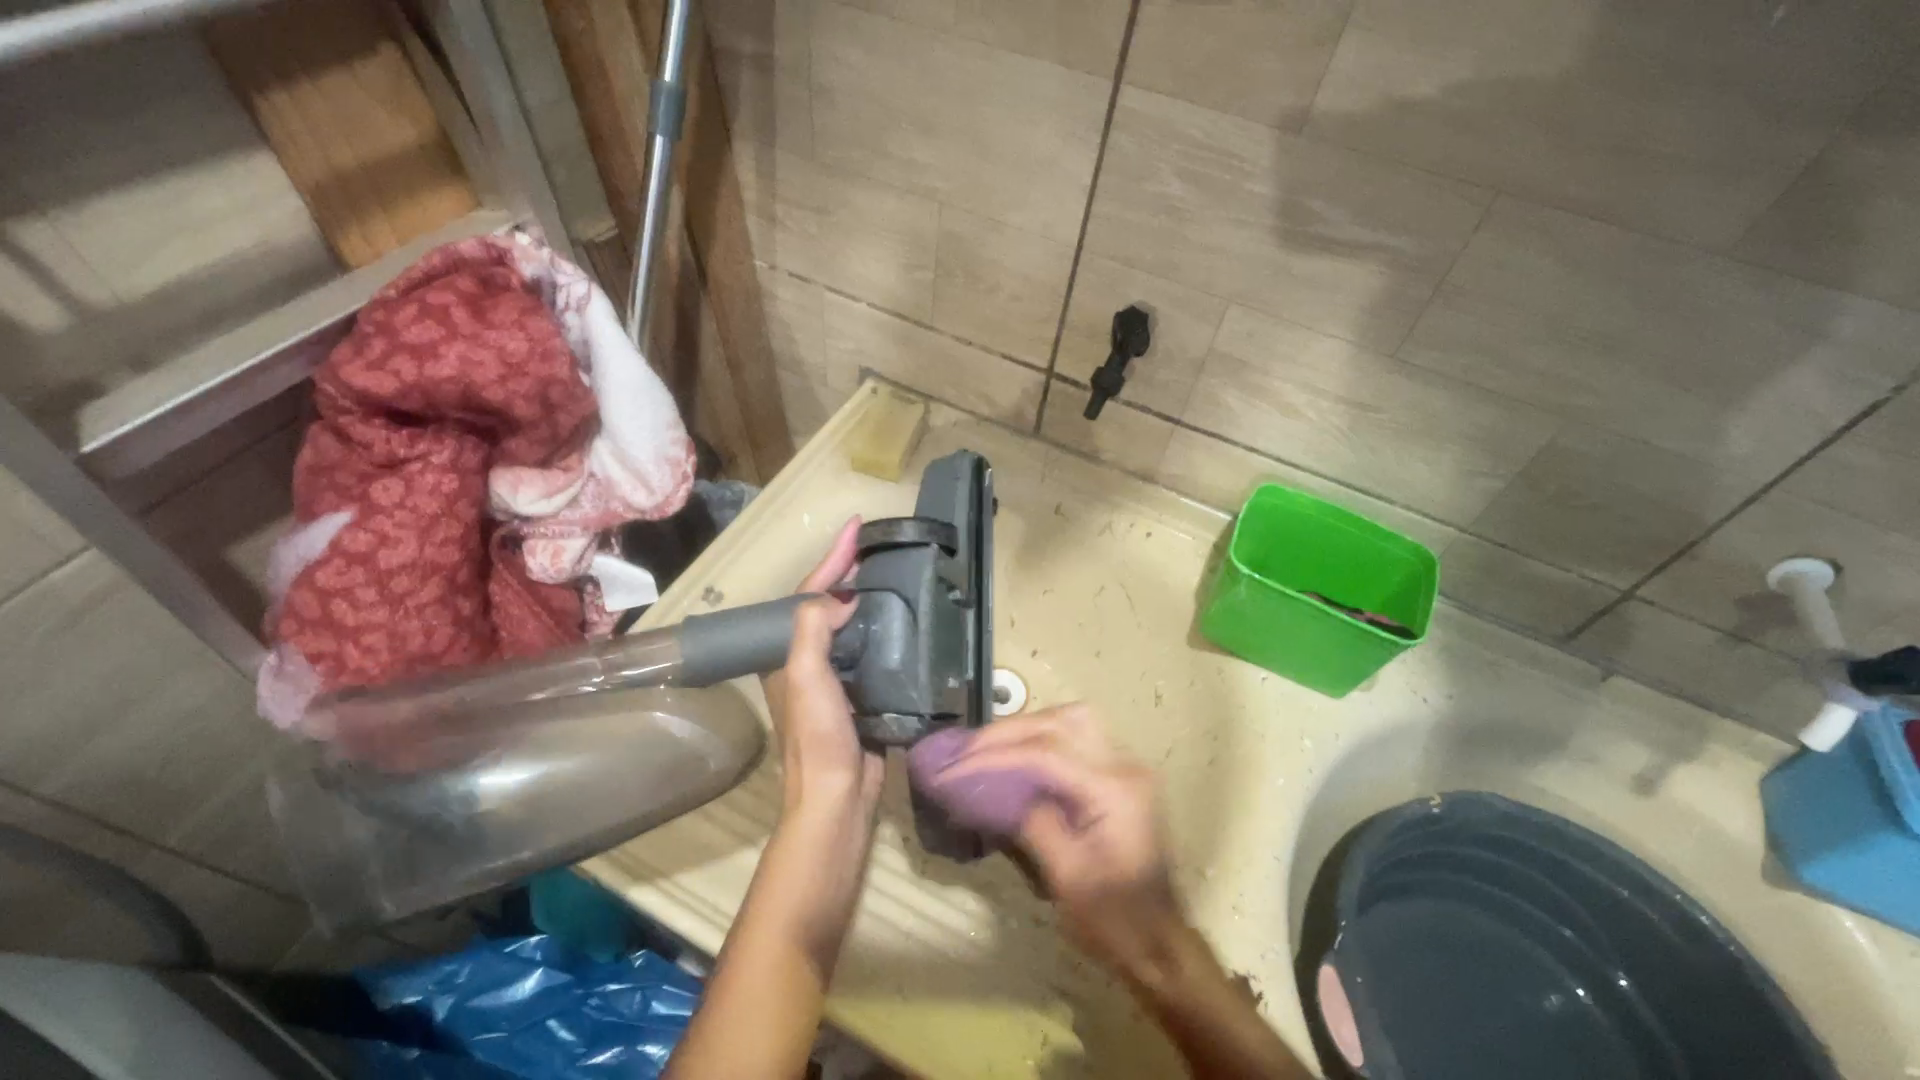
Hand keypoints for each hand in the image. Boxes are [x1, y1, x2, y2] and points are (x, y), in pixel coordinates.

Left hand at [763, 517, 884, 821]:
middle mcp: (806, 662)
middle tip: (875, 548)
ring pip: (850, 630)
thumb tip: (841, 598)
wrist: (837, 795)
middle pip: (827, 607)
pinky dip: (885, 635)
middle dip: (848, 574)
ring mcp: (833, 681)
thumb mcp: (804, 675)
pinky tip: (905, 625)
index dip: (831, 560)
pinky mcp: (859, 698)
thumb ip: (812, 629)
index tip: (854, 527)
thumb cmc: (817, 735)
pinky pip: (870, 655)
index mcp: (786, 654)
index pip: (808, 595)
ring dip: (868, 602)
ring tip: (892, 577)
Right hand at [938, 704, 1185, 979]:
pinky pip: (1079, 740)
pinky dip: (1043, 740)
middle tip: (967, 749)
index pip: (1047, 752)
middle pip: (1062, 722)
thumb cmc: (1113, 919)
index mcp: (1115, 791)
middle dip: (1010, 731)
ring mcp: (1127, 770)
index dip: (996, 755)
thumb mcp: (1066, 876)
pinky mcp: (1120, 780)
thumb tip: (999, 789)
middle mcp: (1125, 768)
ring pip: (1073, 722)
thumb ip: (1034, 822)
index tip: (955, 767)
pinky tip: (1016, 755)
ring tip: (987, 747)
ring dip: (1028, 728)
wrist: (1158, 943)